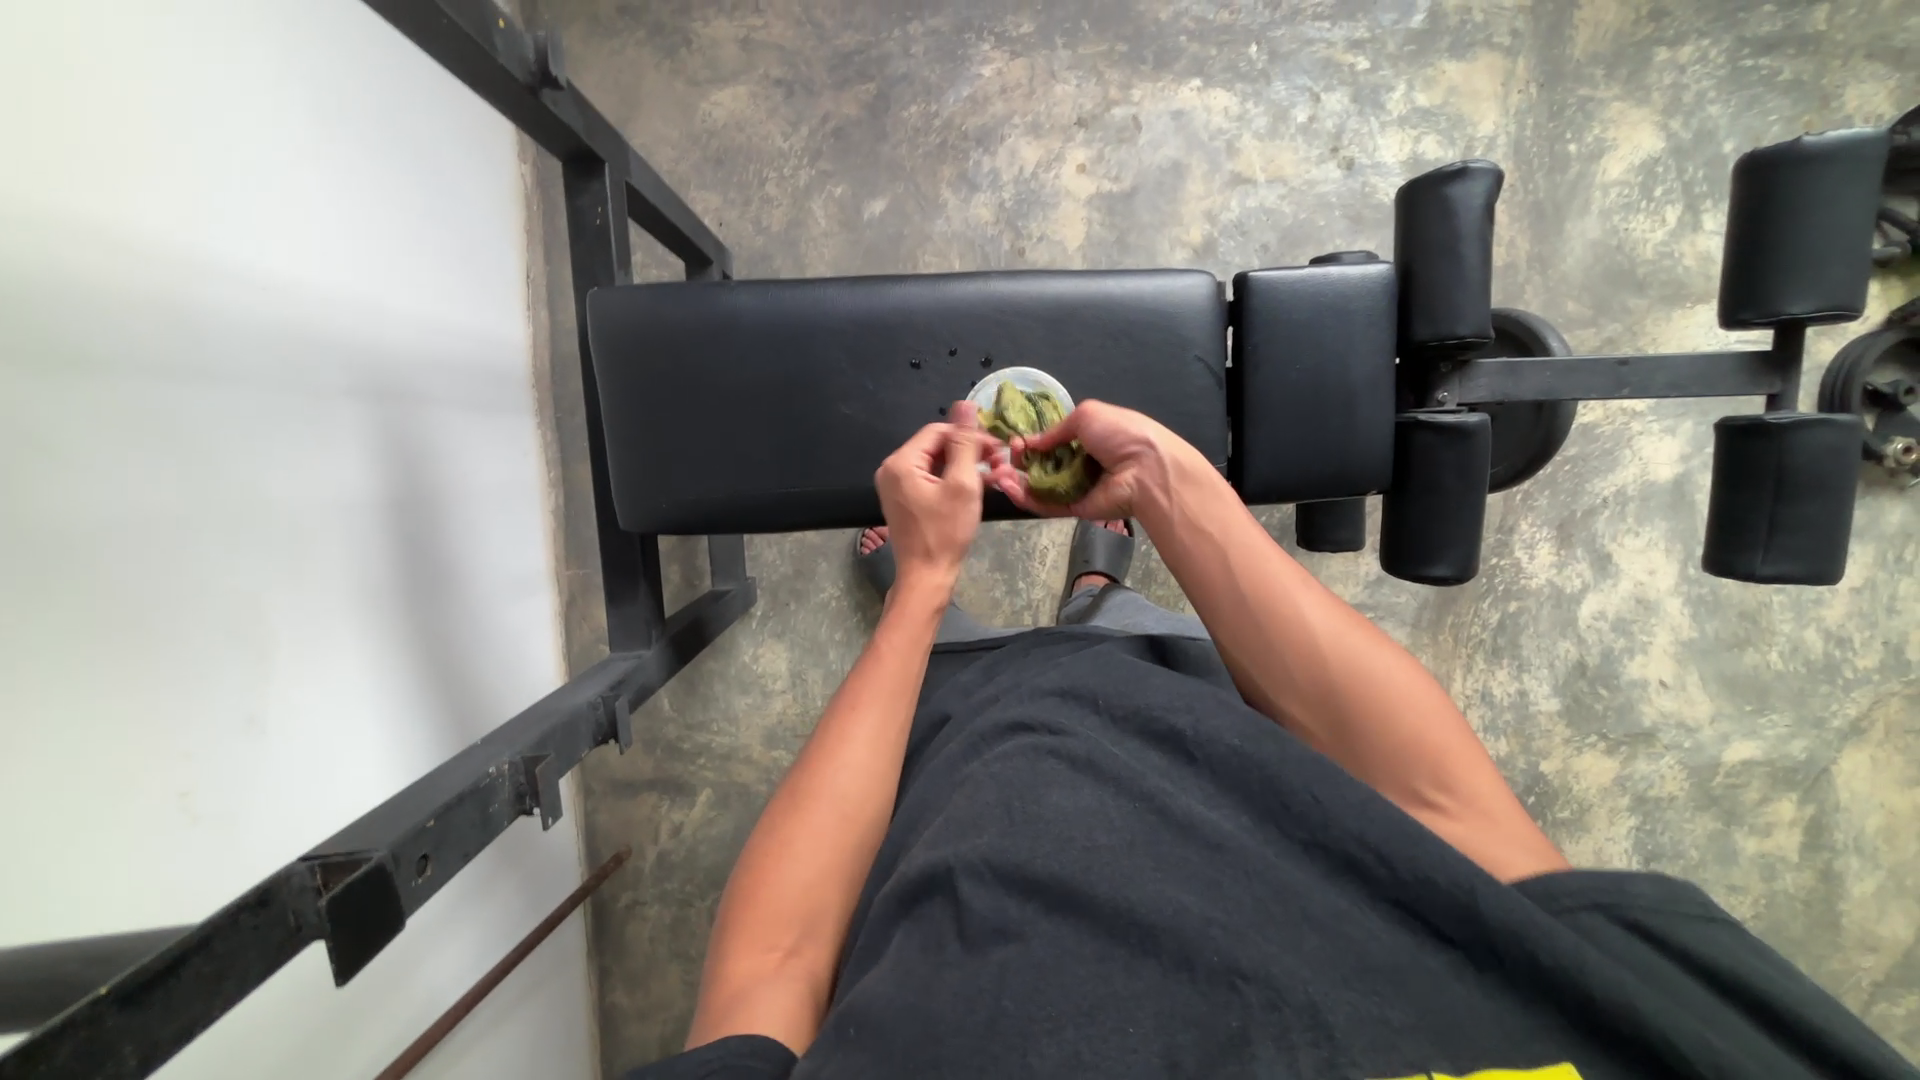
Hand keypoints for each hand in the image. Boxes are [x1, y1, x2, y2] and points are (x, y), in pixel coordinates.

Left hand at [875, 401, 999, 595]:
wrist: (927, 576)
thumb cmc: (945, 532)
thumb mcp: (962, 484)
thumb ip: (965, 443)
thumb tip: (966, 404)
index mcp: (901, 462)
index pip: (939, 431)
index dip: (970, 435)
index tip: (998, 448)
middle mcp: (893, 470)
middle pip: (937, 446)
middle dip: (971, 451)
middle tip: (1001, 462)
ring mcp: (898, 486)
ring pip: (938, 463)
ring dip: (967, 466)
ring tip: (997, 475)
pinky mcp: (906, 500)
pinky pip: (933, 480)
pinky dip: (955, 481)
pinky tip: (981, 486)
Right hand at [991, 400, 1200, 519]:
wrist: (1146, 468)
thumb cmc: (1121, 434)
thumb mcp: (1087, 414)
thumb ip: (1055, 430)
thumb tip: (1030, 442)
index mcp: (1086, 438)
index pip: (1050, 443)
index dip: (1029, 443)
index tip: (1012, 441)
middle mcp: (1079, 463)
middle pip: (1040, 466)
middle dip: (1017, 463)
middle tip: (996, 461)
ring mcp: (1076, 487)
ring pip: (1039, 487)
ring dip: (1016, 481)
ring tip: (996, 475)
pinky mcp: (1075, 508)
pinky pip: (1047, 506)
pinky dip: (1026, 499)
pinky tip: (1009, 488)